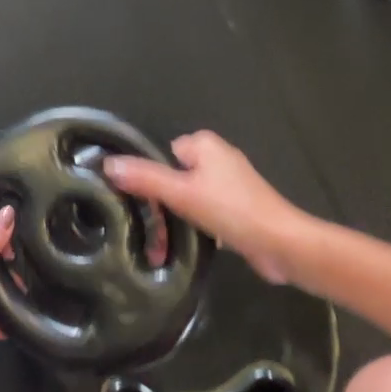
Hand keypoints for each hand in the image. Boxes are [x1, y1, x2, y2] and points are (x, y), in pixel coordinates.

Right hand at [102, 130, 318, 284]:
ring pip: (188, 196)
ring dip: (178, 216)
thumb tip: (107, 165)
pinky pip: (206, 211)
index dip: (151, 175)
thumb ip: (144, 178)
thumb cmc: (232, 211)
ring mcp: (231, 184)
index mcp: (205, 144)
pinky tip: (191, 241)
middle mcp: (218, 158)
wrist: (283, 247)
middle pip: (174, 176)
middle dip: (163, 201)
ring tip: (164, 239)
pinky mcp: (240, 209)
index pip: (163, 153)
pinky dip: (197, 225)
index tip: (142, 199)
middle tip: (152, 223)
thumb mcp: (181, 193)